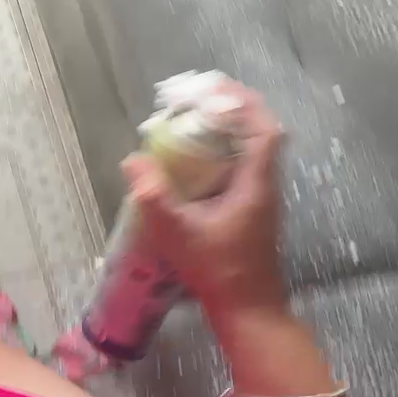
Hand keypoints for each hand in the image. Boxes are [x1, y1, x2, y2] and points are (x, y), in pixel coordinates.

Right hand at [122, 82, 287, 320]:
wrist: (247, 309)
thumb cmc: (216, 269)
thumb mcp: (177, 231)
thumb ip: (154, 194)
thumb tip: (134, 160)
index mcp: (255, 184)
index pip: (263, 130)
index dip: (242, 103)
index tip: (212, 87)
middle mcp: (263, 185)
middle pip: (258, 132)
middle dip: (229, 108)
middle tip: (194, 97)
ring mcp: (258, 197)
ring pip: (249, 148)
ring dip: (225, 127)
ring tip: (190, 117)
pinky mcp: (249, 208)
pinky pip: (239, 164)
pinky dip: (219, 149)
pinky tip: (193, 156)